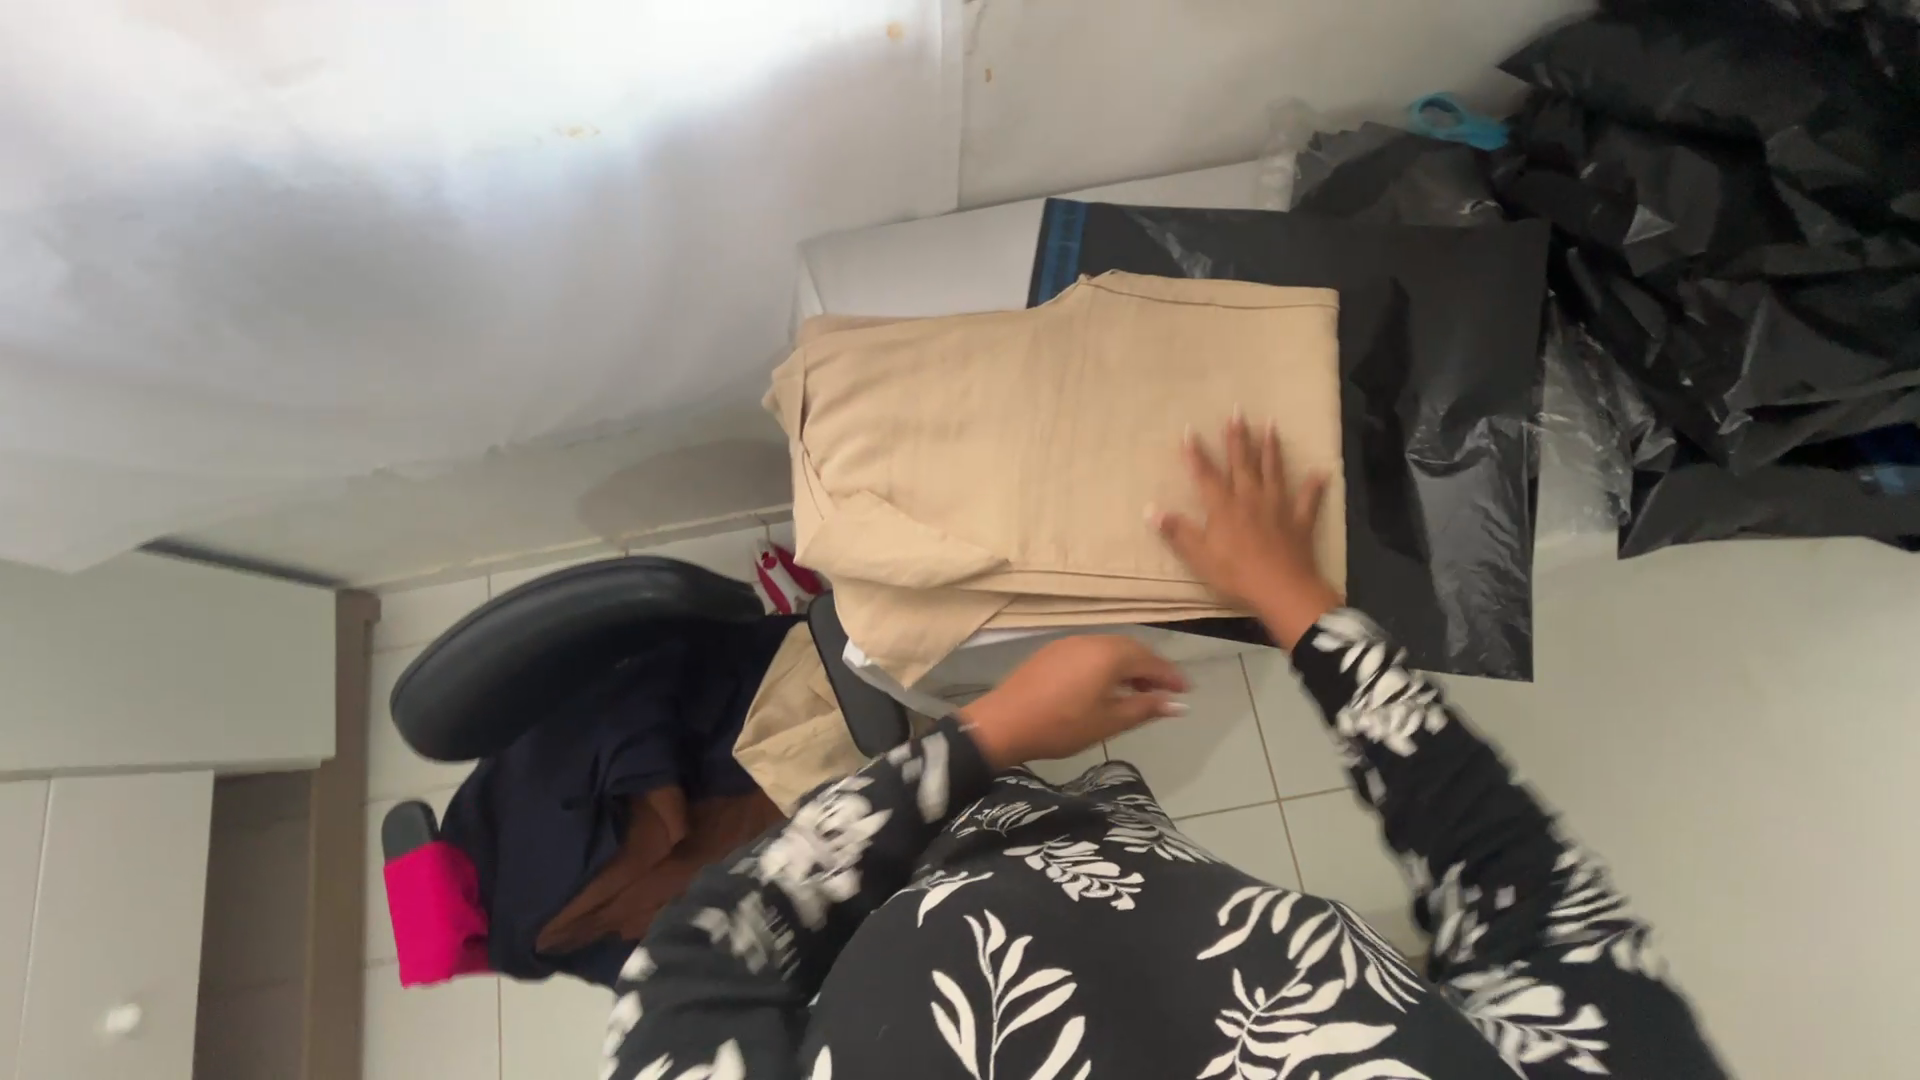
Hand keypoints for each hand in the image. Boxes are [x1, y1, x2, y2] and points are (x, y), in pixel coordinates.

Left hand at [958, 636, 1189, 769]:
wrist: (1005, 722)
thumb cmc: (1062, 725)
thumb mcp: (1109, 721)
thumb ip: (1144, 708)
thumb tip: (1176, 704)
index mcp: (1109, 654)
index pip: (1150, 660)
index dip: (1170, 676)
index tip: (1186, 692)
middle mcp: (1091, 640)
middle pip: (1130, 649)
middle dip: (1150, 669)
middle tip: (1164, 692)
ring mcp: (1068, 643)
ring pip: (1108, 649)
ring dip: (1127, 666)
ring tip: (1137, 692)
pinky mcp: (1052, 651)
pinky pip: (1089, 652)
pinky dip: (1105, 665)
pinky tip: (1105, 686)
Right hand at [1153, 416, 1342, 647]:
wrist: (1282, 589)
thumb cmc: (1235, 574)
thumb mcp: (1198, 556)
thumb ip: (1177, 531)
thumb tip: (1149, 510)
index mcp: (1223, 506)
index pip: (1206, 474)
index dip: (1196, 453)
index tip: (1190, 430)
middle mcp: (1250, 498)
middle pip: (1242, 463)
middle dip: (1237, 437)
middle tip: (1238, 411)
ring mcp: (1278, 507)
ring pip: (1273, 471)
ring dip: (1272, 448)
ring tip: (1272, 425)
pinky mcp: (1299, 521)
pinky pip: (1308, 499)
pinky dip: (1313, 486)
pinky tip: (1320, 473)